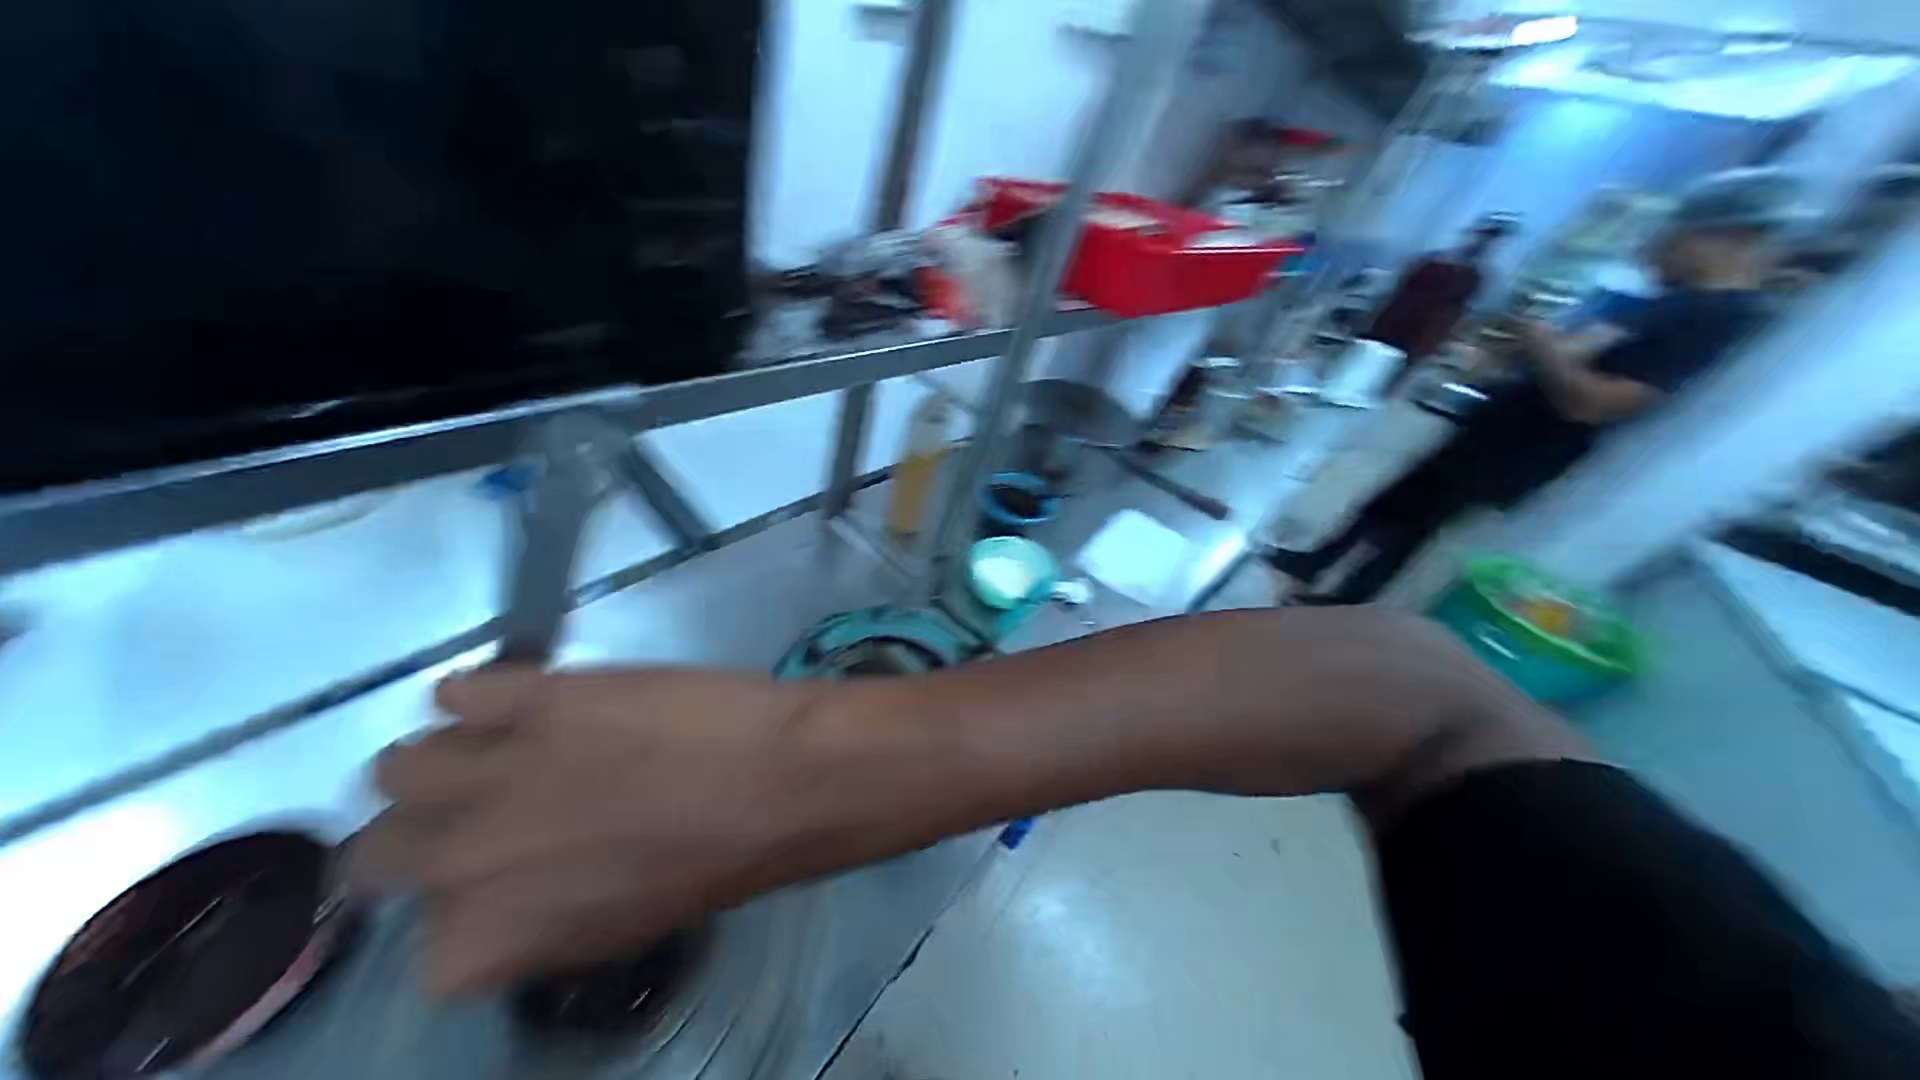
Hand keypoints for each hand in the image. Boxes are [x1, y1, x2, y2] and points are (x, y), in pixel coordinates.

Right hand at [351, 666, 859, 994]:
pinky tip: (525, 701)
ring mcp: (493, 770)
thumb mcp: (622, 922)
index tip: (506, 876)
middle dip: (432, 832)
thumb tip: (518, 890)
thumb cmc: (722, 859)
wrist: (780, 777)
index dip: (469, 904)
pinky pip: (460, 691)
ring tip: (509, 747)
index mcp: (488, 944)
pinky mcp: (537, 696)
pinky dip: (482, 696)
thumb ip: (546, 914)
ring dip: (448, 757)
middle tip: (496, 806)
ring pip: (402, 765)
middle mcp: (462, 864)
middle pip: (384, 849)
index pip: (426, 942)